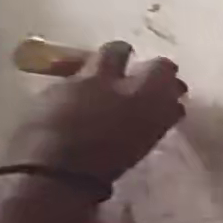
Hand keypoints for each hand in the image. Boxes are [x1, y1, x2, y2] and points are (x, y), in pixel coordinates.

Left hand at [6, 41, 186, 180]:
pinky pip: (68, 82)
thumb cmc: (113, 159)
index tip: (169, 83)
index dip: (166, 72)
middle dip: (124, 55)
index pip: (162, 66)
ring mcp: (75, 82)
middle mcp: (109, 78)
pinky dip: (76, 90)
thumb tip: (174, 103)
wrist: (55, 171)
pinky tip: (76, 108)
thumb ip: (163, 115)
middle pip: (118, 51)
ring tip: (100, 86)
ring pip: (88, 64)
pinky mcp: (48, 92)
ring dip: (98, 69)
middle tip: (127, 67)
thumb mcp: (150, 137)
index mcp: (143, 90)